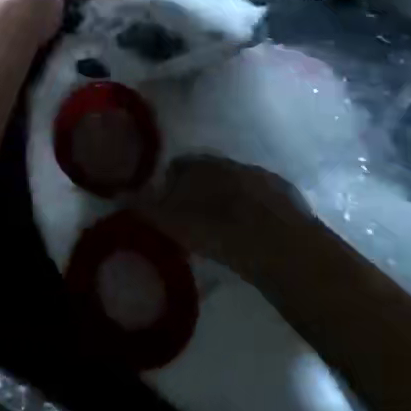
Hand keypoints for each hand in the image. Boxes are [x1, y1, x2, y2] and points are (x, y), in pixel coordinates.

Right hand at [140, 156, 310, 271]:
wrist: (281, 248)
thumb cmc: (219, 231)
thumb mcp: (174, 223)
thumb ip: (147, 210)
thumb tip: (121, 198)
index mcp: (202, 164)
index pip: (178, 165)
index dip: (170, 184)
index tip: (167, 205)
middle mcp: (232, 162)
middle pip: (210, 173)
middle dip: (201, 191)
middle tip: (193, 217)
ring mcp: (263, 178)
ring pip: (238, 186)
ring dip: (229, 201)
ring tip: (223, 228)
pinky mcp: (289, 198)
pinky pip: (263, 202)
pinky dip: (255, 213)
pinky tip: (252, 234)